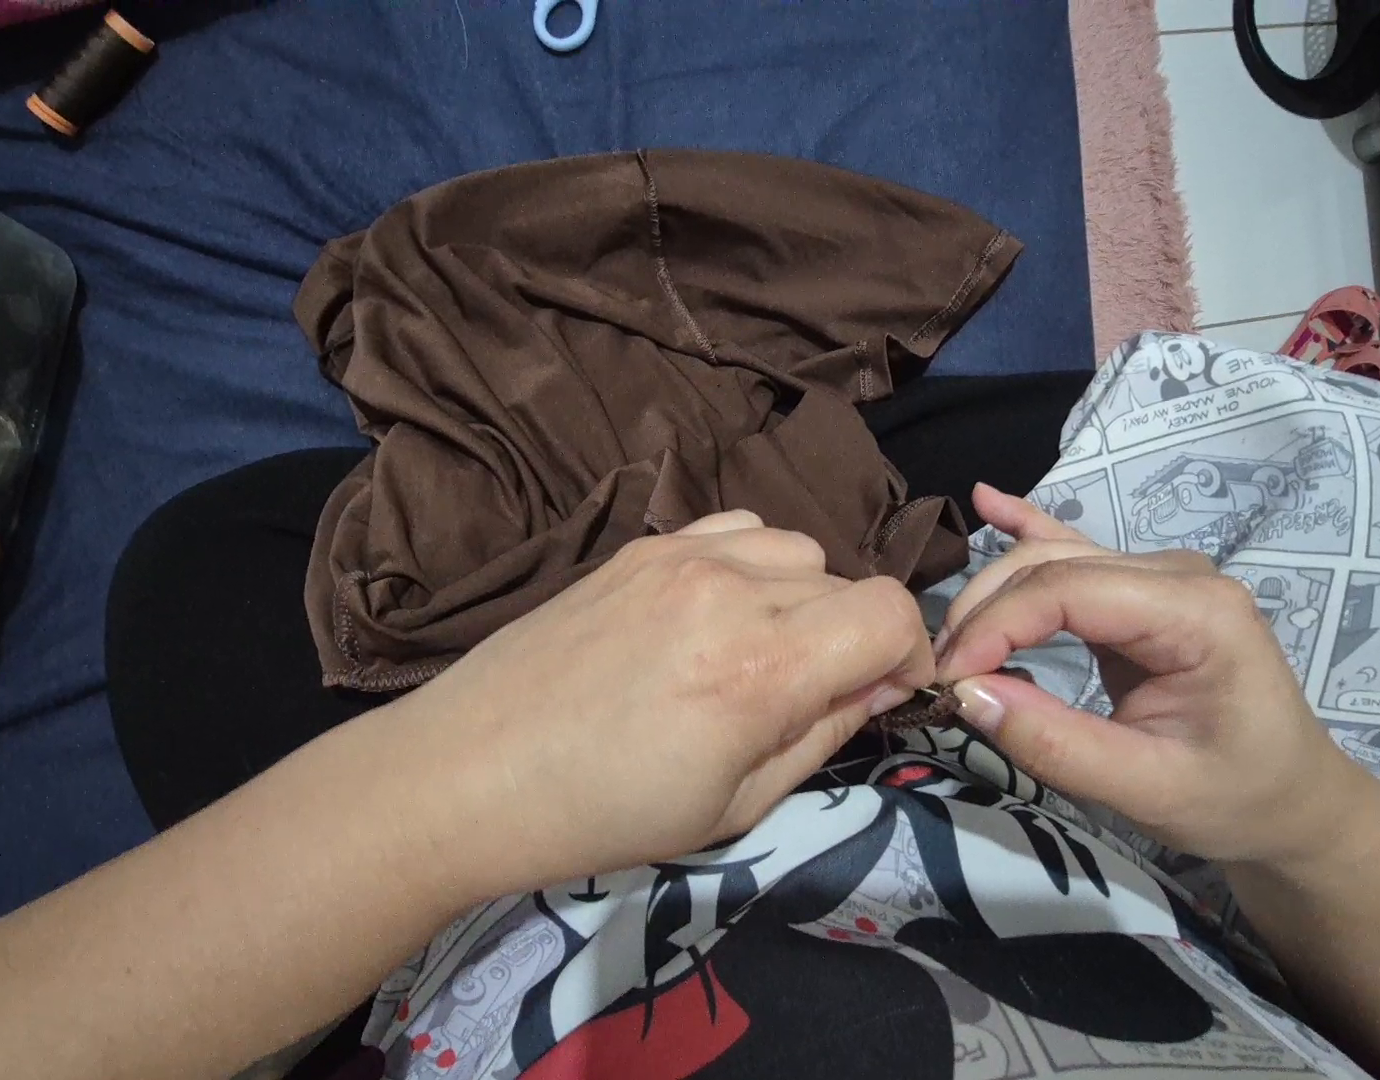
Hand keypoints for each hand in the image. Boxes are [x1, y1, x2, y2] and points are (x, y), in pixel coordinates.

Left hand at [389, 511, 933, 893]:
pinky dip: (753, 564)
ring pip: (799, 550)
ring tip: (758, 647)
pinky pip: (738, 529)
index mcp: (760, 667)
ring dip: (804, 598)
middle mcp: (730, 589)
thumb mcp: (737, 805)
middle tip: (807, 692)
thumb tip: (882, 682)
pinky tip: (715, 608)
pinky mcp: (643, 545)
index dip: (910, 654)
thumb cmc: (603, 814)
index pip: (891, 613)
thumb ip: (825, 731)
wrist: (469, 771)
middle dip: (853, 640)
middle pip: (849, 583)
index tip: (885, 692)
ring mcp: (682, 555)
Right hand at [934, 484, 1379, 867]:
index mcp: (1196, 612)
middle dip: (981, 616)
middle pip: (1046, 567)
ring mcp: (1157, 572)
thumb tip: (964, 693)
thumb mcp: (1147, 790)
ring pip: (1045, 558)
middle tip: (940, 678)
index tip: (945, 680)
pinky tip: (988, 500)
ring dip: (988, 597)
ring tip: (950, 648)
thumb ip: (1054, 743)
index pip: (1063, 592)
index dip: (993, 628)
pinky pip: (1069, 548)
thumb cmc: (1235, 799)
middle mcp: (1175, 572)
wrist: (1294, 799)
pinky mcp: (1136, 586)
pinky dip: (1023, 526)